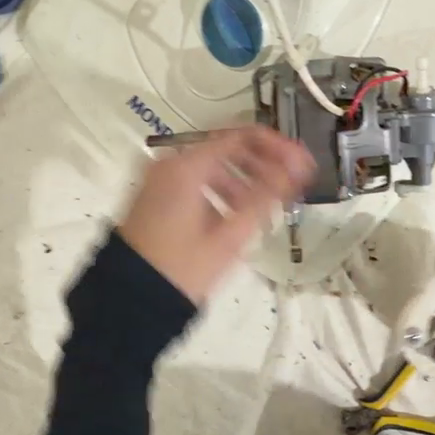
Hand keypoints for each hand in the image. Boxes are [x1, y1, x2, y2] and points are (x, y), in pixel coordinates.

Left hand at [118, 126, 314, 303]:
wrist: (132, 298)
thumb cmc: (183, 268)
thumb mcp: (230, 234)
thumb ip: (268, 194)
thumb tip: (299, 166)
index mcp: (187, 166)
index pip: (243, 137)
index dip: (278, 146)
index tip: (301, 161)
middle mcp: (170, 163)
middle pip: (228, 149)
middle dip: (262, 164)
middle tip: (291, 185)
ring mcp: (159, 178)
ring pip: (212, 166)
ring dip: (243, 179)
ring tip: (266, 207)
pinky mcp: (155, 194)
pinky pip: (195, 180)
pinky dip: (220, 189)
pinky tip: (236, 214)